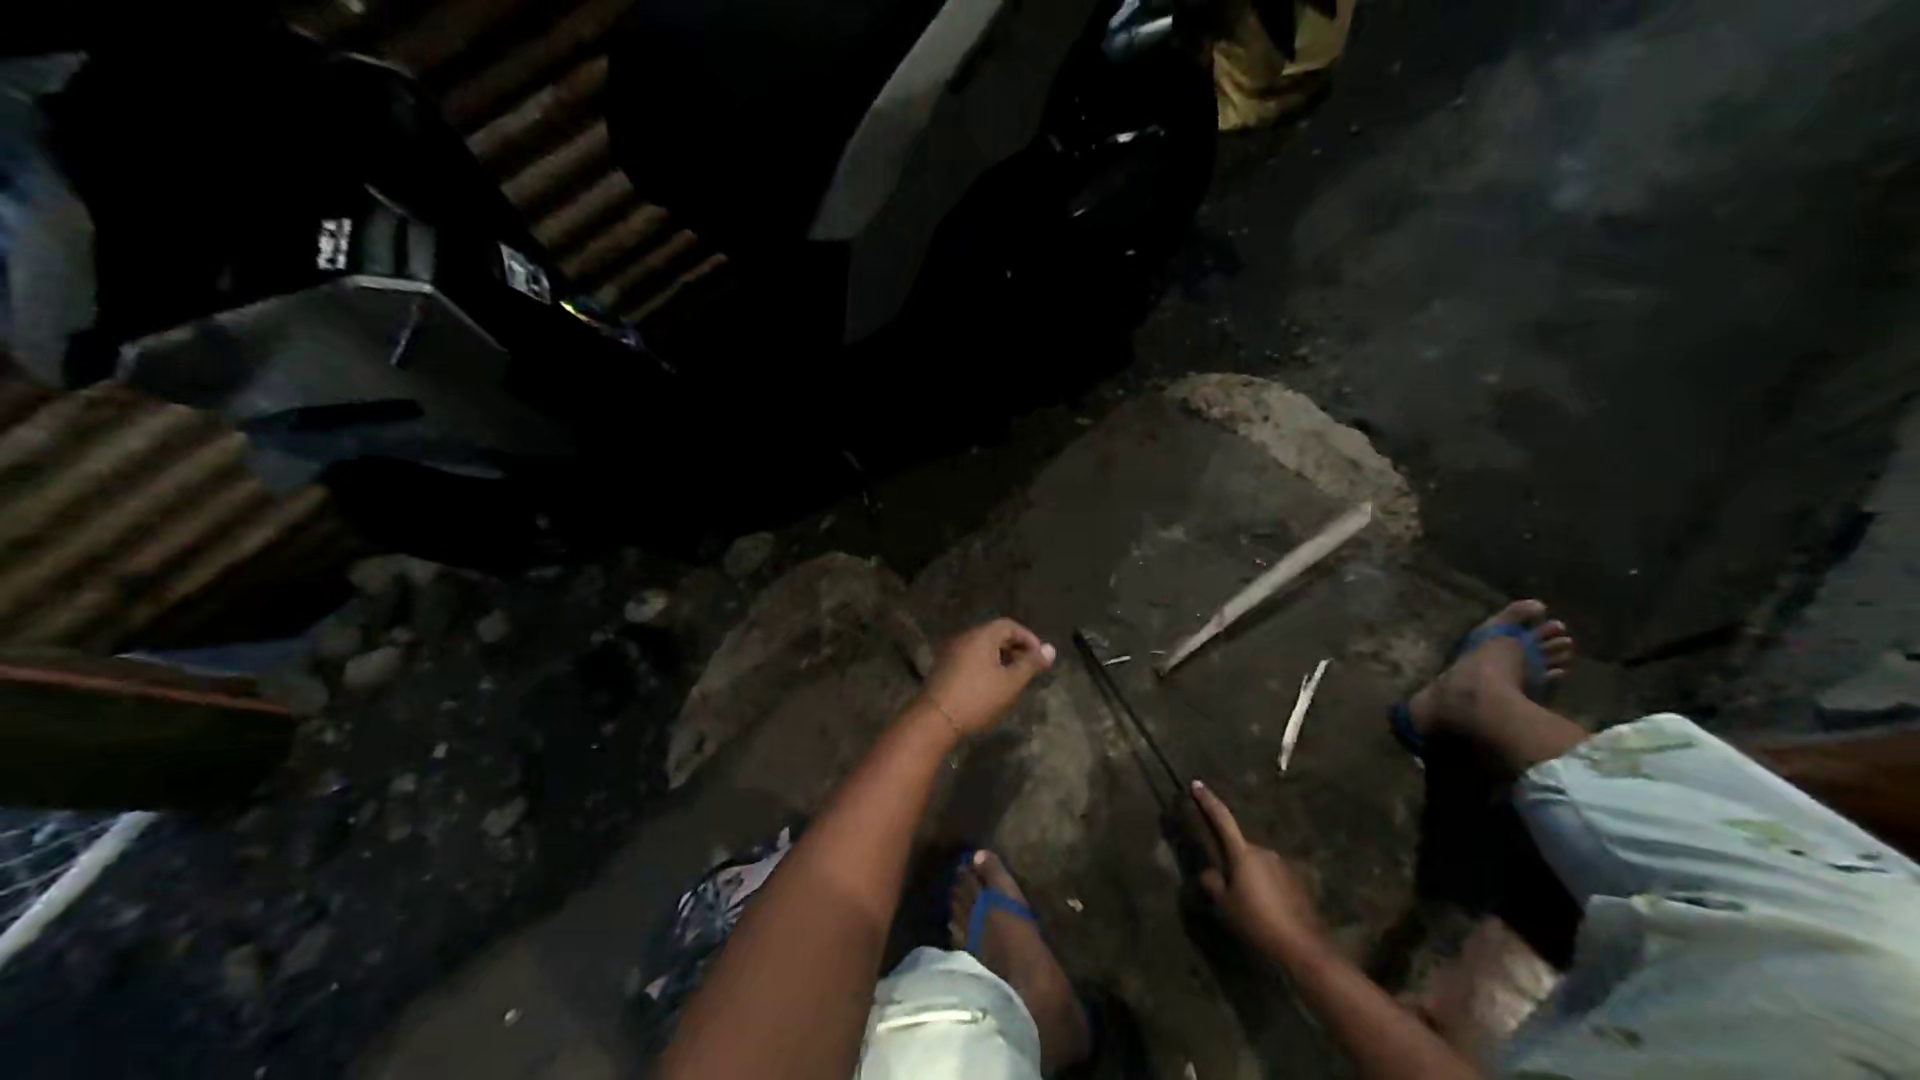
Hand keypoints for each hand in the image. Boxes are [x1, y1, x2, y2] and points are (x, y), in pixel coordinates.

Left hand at [916, 618, 1055, 735]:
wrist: (934, 720)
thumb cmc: (977, 698)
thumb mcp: (1010, 683)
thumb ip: (1031, 664)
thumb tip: (1050, 649)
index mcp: (981, 635)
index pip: (1009, 625)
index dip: (1028, 638)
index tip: (1040, 657)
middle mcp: (964, 637)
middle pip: (994, 634)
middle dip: (1015, 648)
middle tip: (1029, 668)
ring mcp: (951, 652)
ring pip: (982, 648)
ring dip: (1001, 658)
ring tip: (1013, 679)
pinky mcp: (943, 668)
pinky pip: (971, 658)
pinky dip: (986, 665)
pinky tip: (992, 685)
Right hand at [1190, 780, 1325, 959]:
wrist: (1301, 946)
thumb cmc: (1256, 921)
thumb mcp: (1225, 904)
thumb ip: (1213, 883)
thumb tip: (1209, 873)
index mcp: (1242, 852)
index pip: (1221, 818)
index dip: (1208, 800)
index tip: (1196, 784)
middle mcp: (1263, 851)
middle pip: (1240, 847)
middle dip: (1231, 858)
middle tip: (1225, 881)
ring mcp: (1282, 864)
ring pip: (1257, 862)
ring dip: (1249, 873)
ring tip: (1247, 900)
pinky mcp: (1296, 879)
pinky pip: (1272, 875)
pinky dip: (1265, 884)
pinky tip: (1265, 907)